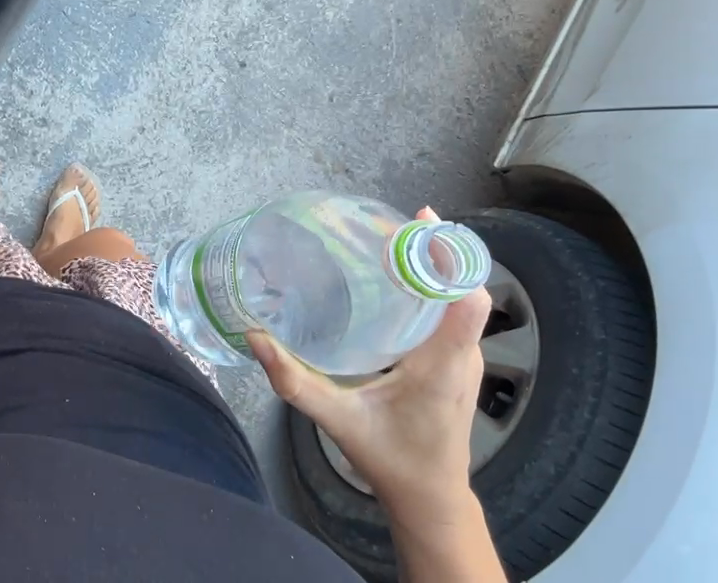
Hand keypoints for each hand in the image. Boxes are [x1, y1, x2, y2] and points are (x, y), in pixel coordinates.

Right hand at [247, 210, 490, 522]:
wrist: (430, 497)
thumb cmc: (389, 457)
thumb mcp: (335, 420)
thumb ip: (294, 381)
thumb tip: (253, 336)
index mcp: (441, 365)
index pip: (464, 301)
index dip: (448, 258)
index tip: (417, 224)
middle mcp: (461, 354)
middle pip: (460, 286)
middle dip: (431, 246)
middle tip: (383, 220)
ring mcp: (462, 356)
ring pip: (457, 295)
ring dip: (431, 261)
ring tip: (385, 236)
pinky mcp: (455, 358)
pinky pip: (450, 307)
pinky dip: (429, 281)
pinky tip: (394, 272)